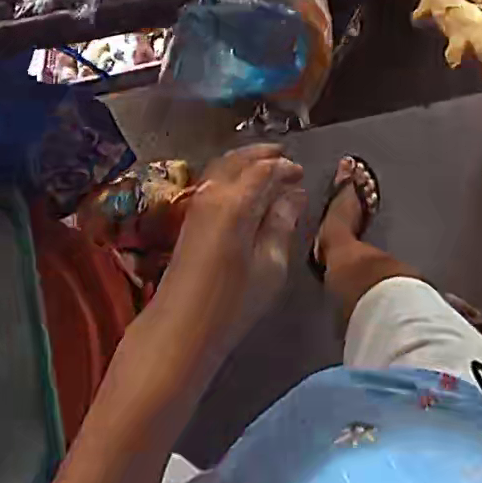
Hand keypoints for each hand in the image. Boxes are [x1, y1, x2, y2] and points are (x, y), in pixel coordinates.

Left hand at [149, 144, 304, 360]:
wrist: (180, 326)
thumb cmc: (232, 302)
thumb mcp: (270, 265)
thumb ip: (282, 223)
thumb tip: (294, 195)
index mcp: (236, 202)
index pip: (264, 170)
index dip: (285, 167)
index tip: (301, 173)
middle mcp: (214, 192)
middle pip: (240, 160)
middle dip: (264, 156)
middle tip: (286, 159)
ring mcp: (198, 201)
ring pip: (224, 166)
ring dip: (246, 161)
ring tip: (269, 167)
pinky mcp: (190, 214)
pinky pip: (215, 178)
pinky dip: (233, 173)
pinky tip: (245, 187)